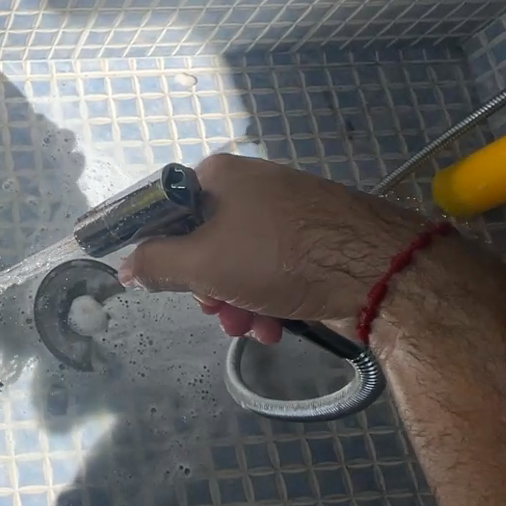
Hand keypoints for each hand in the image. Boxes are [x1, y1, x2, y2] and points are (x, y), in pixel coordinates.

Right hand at [118, 153, 422, 335]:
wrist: (381, 269)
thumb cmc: (278, 256)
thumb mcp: (202, 263)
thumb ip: (154, 264)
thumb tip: (124, 268)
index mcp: (218, 176)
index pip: (167, 208)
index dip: (160, 247)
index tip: (165, 280)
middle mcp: (251, 186)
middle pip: (203, 241)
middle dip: (206, 286)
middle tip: (214, 310)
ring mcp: (286, 213)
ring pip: (238, 262)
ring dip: (235, 302)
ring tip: (249, 329)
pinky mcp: (315, 240)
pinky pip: (273, 268)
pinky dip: (267, 299)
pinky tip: (275, 328)